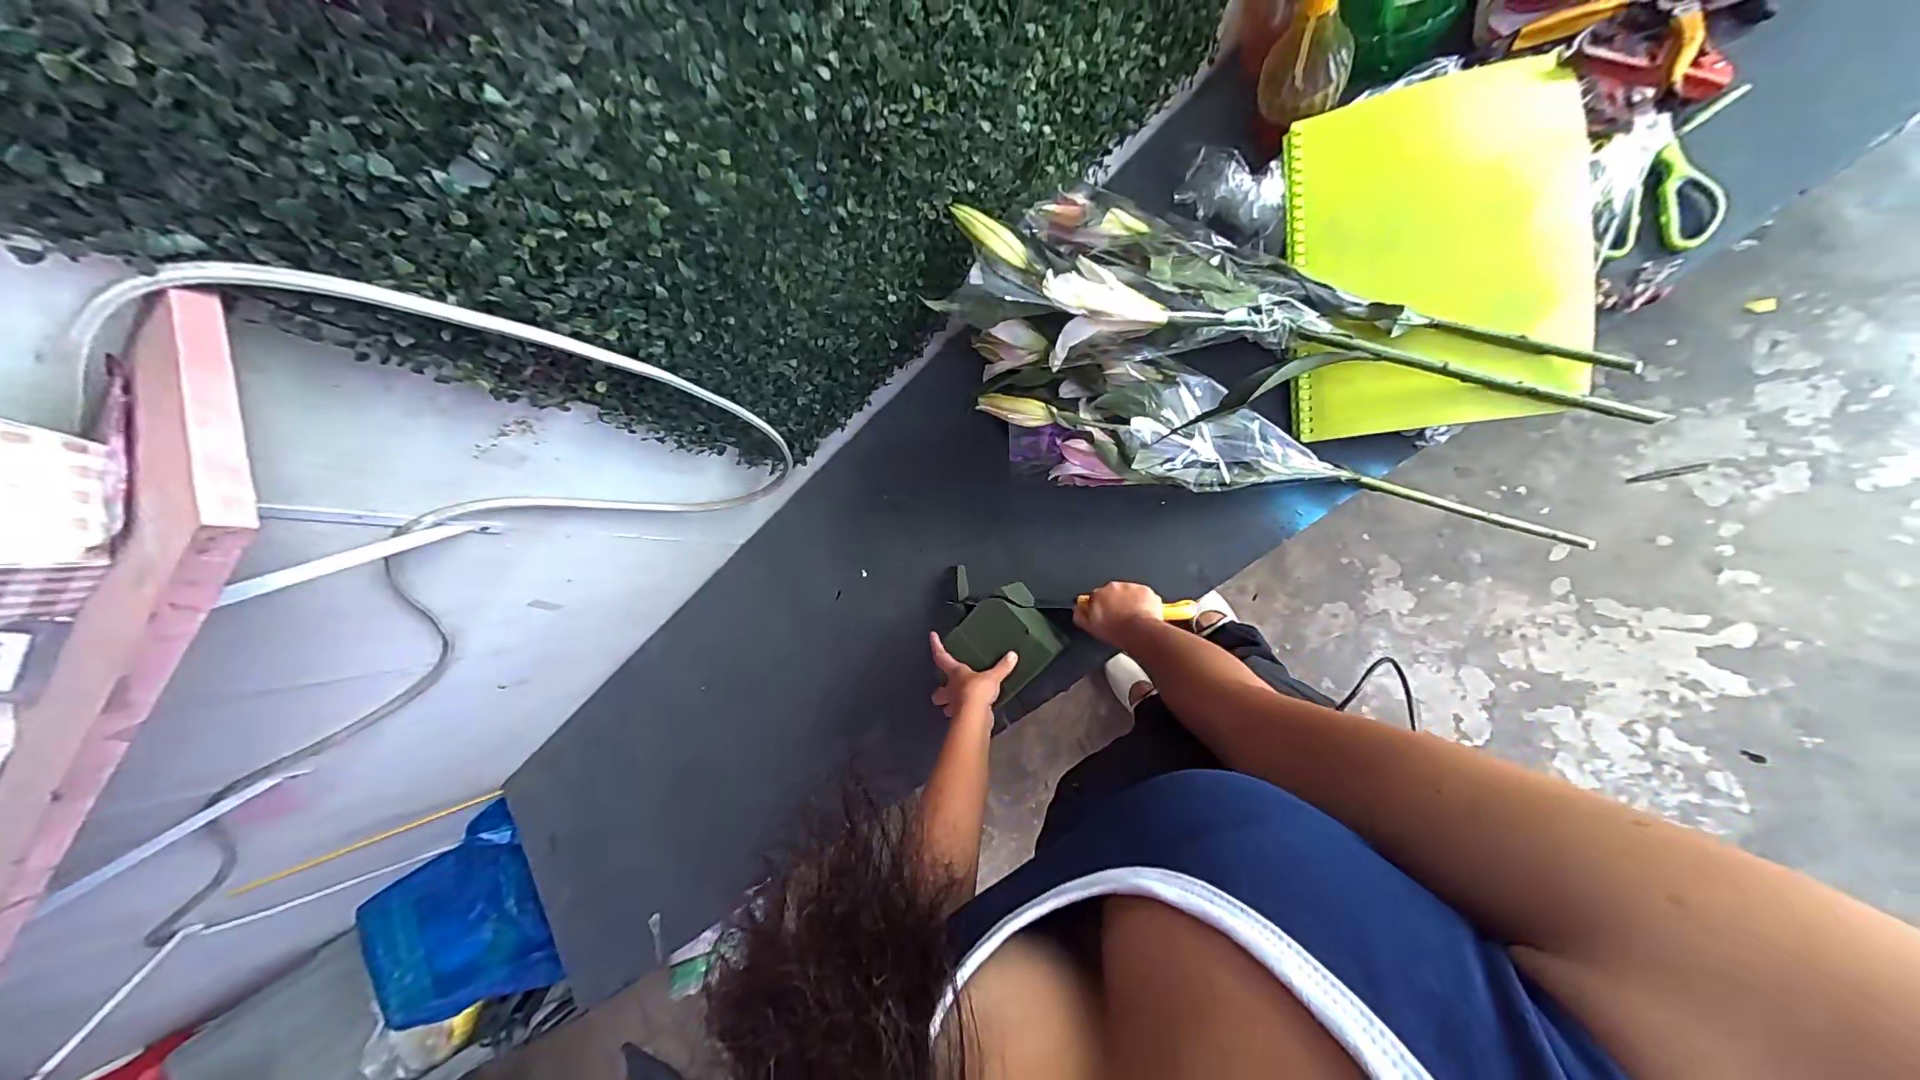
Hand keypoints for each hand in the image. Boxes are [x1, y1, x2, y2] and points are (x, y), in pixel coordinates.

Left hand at [930, 632, 1017, 718]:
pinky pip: (958, 715)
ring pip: (945, 706)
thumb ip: (1002, 667)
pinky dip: (962, 713)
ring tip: (958, 702)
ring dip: (950, 705)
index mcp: (955, 673)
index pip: (941, 657)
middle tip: (946, 688)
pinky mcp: (960, 718)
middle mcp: (950, 689)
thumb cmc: (977, 691)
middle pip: (938, 692)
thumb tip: (1013, 655)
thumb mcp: (992, 677)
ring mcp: (953, 706)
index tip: (932, 635)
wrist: (974, 716)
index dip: (936, 646)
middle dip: (940, 691)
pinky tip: (971, 711)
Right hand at [1074, 581, 1164, 645]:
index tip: (1104, 614)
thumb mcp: (1090, 627)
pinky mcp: (1147, 592)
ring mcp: (1132, 588)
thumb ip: (1080, 615)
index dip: (1100, 606)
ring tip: (1133, 618)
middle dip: (1115, 602)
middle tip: (1120, 617)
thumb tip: (1077, 609)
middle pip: (1113, 592)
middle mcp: (1115, 587)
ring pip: (1129, 593)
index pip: (1096, 596)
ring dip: (1130, 602)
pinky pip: (1144, 596)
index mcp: (1099, 594)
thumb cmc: (1117, 631)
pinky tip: (1143, 615)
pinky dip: (1144, 603)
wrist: (1139, 633)